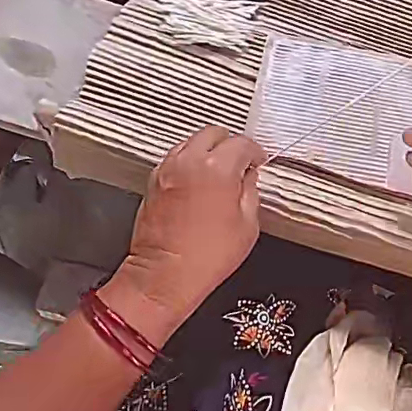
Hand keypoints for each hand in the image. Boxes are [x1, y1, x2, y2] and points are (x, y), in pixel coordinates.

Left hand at [112, 126, 266, 328]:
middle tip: (240, 162)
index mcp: (218, 168)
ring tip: (218, 171)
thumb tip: (249, 179)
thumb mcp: (248, 224)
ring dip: (207, 151)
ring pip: (192, 142)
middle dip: (230, 145)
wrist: (165, 276)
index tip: (258, 161)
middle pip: (214, 134)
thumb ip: (251, 191)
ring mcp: (168, 170)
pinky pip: (175, 159)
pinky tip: (198, 181)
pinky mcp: (154, 181)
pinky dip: (188, 162)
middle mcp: (190, 162)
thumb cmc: (204, 257)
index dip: (255, 152)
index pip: (243, 143)